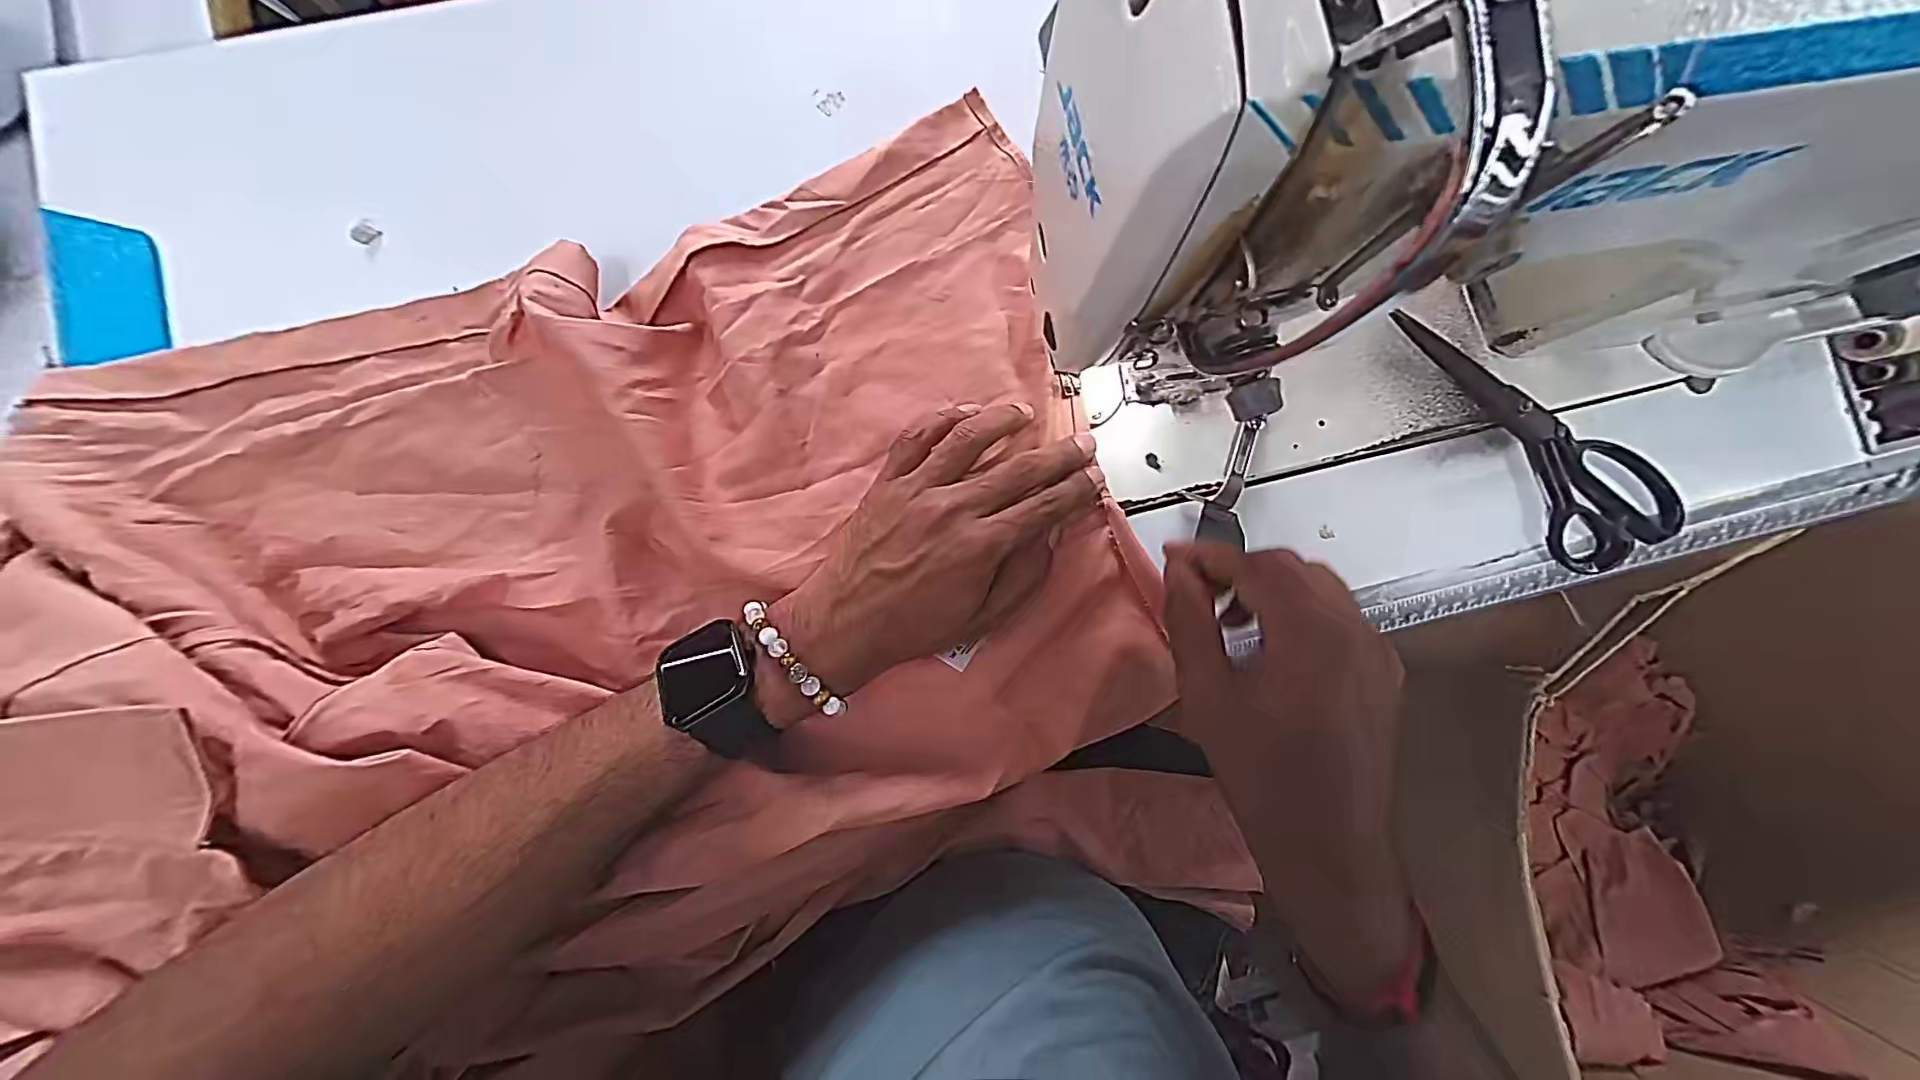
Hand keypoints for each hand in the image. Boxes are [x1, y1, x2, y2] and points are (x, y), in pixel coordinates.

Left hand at [760, 403, 1101, 723]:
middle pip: (1019, 469)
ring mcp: (917, 490)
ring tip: (1023, 412)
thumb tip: (1047, 538)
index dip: (1074, 489)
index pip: (1042, 506)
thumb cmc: (913, 626)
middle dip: (1058, 454)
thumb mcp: (981, 618)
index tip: (1092, 477)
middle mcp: (952, 509)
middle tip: (1081, 442)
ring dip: (1002, 421)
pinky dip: (941, 420)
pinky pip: (916, 439)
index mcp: (980, 545)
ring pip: (968, 440)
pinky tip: (962, 414)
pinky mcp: (888, 483)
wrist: (845, 622)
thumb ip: (1022, 577)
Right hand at [1161, 542, 1414, 1011]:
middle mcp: (1356, 630)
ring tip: (1230, 622)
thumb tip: (1178, 573)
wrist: (1330, 846)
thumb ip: (1189, 622)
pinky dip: (1299, 611)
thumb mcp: (1206, 695)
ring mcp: (1378, 650)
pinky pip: (1339, 616)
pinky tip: (1270, 647)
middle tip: (1197, 593)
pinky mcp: (1385, 671)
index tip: (1173, 558)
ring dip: (1270, 587)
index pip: (1258, 566)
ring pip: (1319, 586)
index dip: (1210, 555)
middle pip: (1292, 567)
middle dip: (1239, 569)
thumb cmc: (1259, 774)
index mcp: (1312, 634)